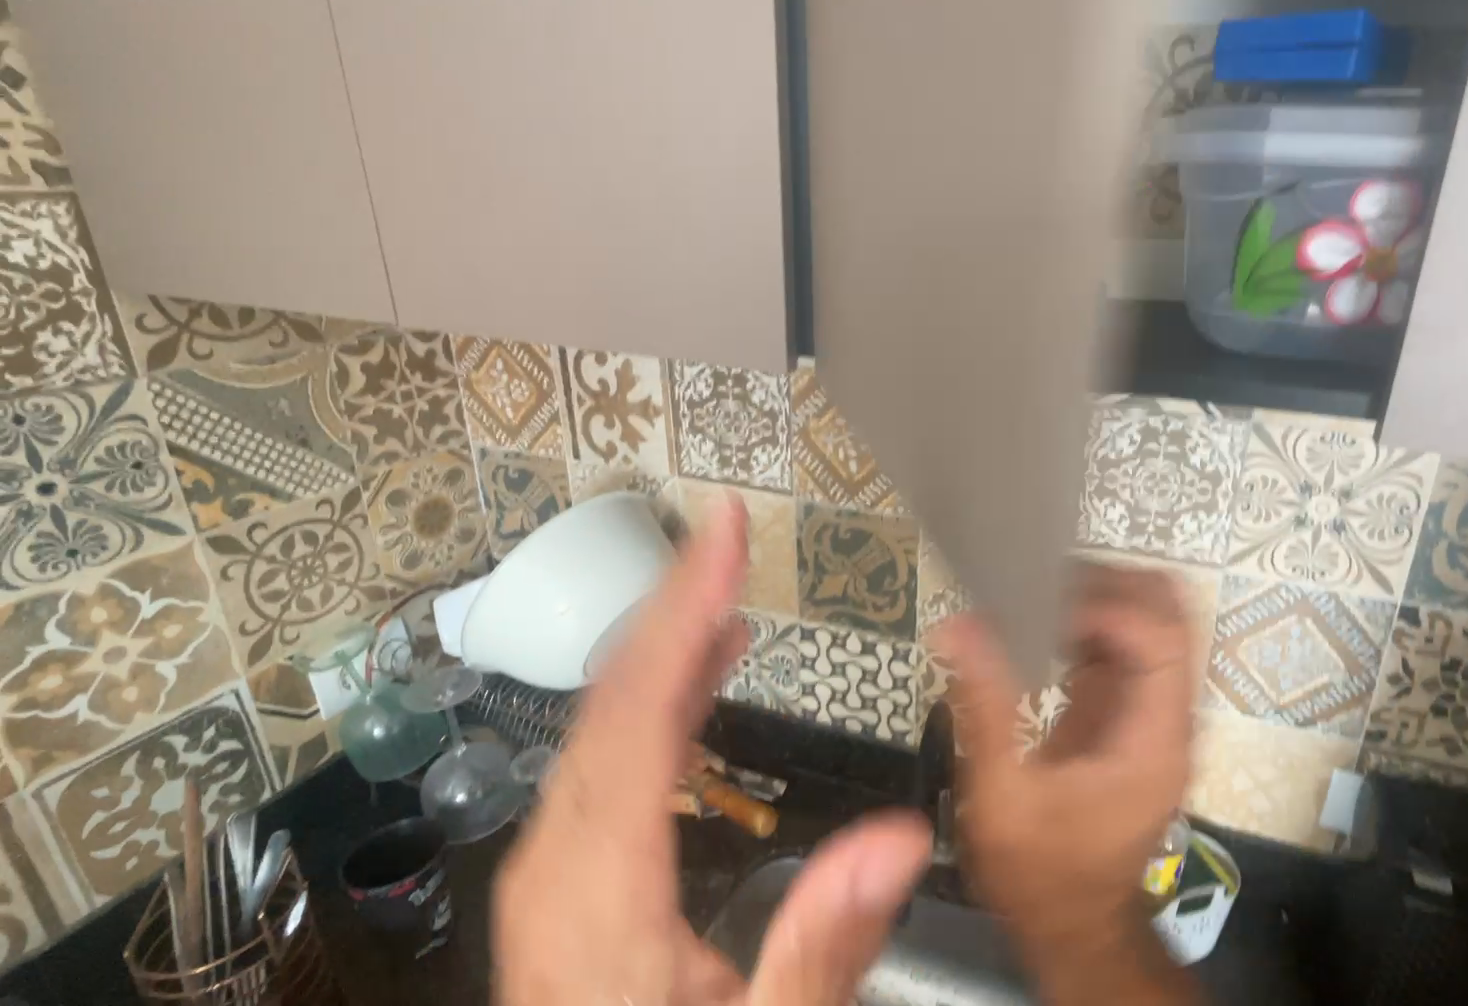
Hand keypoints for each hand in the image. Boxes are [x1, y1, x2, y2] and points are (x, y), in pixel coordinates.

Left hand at [493, 498, 932, 1004]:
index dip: (685, 607)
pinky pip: (612, 749)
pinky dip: (659, 690)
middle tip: (727, 532)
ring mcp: (558, 858)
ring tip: (724, 586)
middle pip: (617, 691)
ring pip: (610, 713)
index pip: (640, 707)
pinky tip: (698, 672)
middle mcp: (562, 854)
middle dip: (677, 597)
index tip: (722, 535)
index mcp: (600, 884)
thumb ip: (825, 942)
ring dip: (669, 637)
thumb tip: (901, 840)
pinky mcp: (572, 865)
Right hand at [935, 563, 1201, 1004]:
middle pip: (1171, 617)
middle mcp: (1168, 718)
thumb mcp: (1002, 797)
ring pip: (1151, 624)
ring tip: (1033, 595)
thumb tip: (958, 626)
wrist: (1073, 926)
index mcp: (1154, 740)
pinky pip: (1123, 649)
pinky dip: (1087, 626)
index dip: (1109, 606)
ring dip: (1100, 600)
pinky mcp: (1129, 717)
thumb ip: (985, 707)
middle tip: (1042, 580)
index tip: (1042, 602)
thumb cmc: (1040, 873)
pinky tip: (1037, 626)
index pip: (1161, 639)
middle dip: (1113, 586)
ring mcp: (1152, 715)